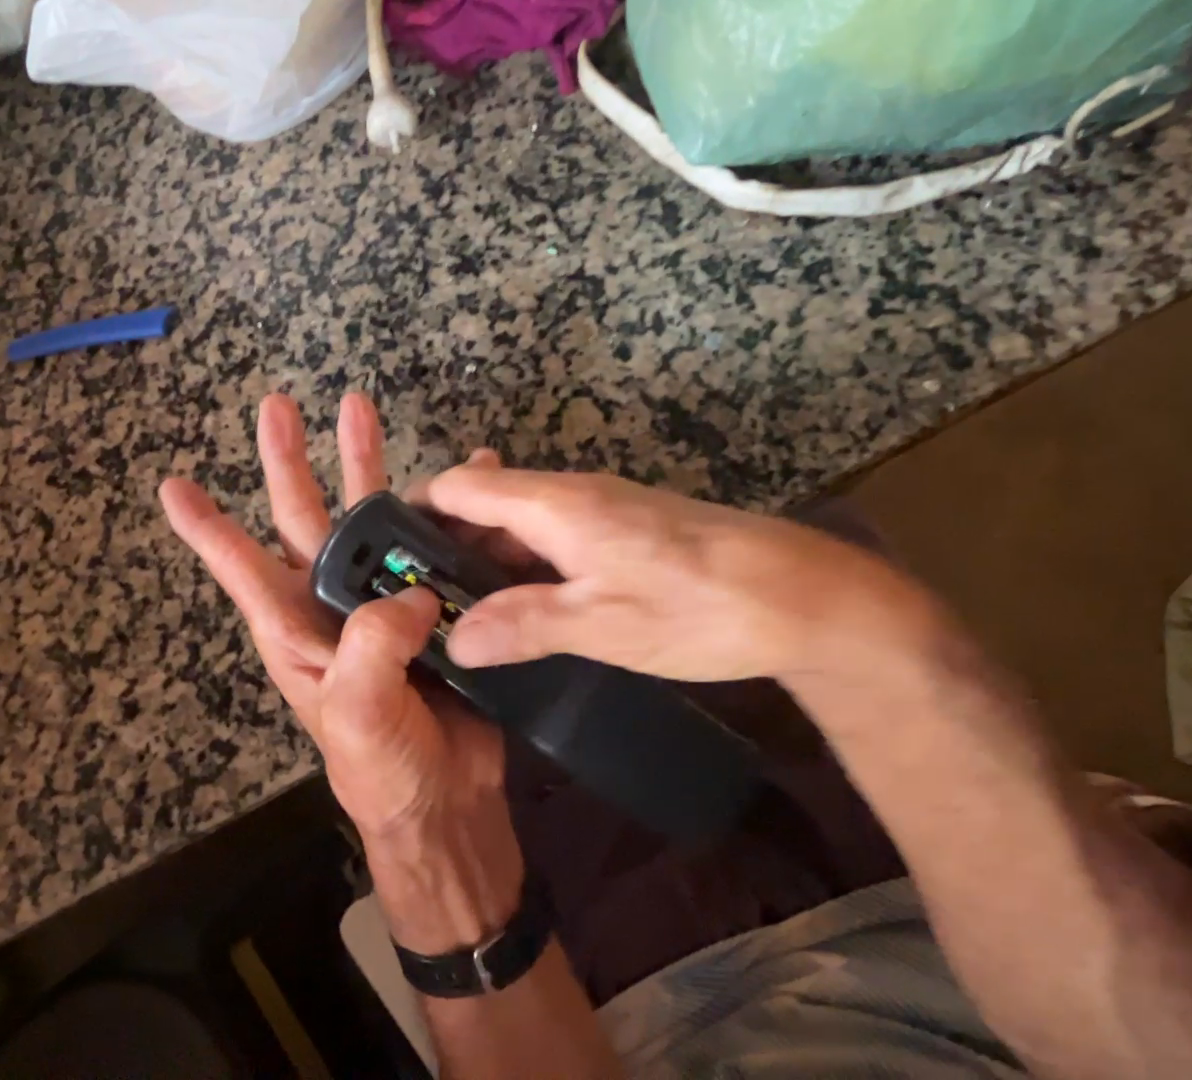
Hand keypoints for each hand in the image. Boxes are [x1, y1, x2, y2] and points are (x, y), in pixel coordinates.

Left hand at [158, 393, 505, 838]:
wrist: (449, 802)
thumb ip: (371, 647)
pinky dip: (447, 513)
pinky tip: (469, 477)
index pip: (243, 571)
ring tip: (362, 407)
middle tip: (278, 405)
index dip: (209, 529)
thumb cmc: (384, 768)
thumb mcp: (358, 713)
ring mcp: (383, 604)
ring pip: (371, 523)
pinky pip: (435, 551)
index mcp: (295, 631)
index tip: (173, 485)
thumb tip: (410, 594)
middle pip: (307, 522)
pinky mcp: (432, 609)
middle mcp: (332, 607)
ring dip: (366, 467)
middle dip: (291, 464)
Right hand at [415, 467, 946, 685]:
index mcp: (557, 504)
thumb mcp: (601, 625)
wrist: (806, 598)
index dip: (415, 513)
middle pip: (489, 504)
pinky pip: (559, 539)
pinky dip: (530, 568)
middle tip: (419, 602)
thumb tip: (456, 640)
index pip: (461, 488)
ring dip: (491, 563)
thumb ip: (522, 625)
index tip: (385, 556)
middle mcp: (576, 494)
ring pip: (524, 525)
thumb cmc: (697, 607)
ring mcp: (607, 511)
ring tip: (463, 616)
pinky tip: (527, 612)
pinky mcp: (632, 531)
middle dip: (448, 546)